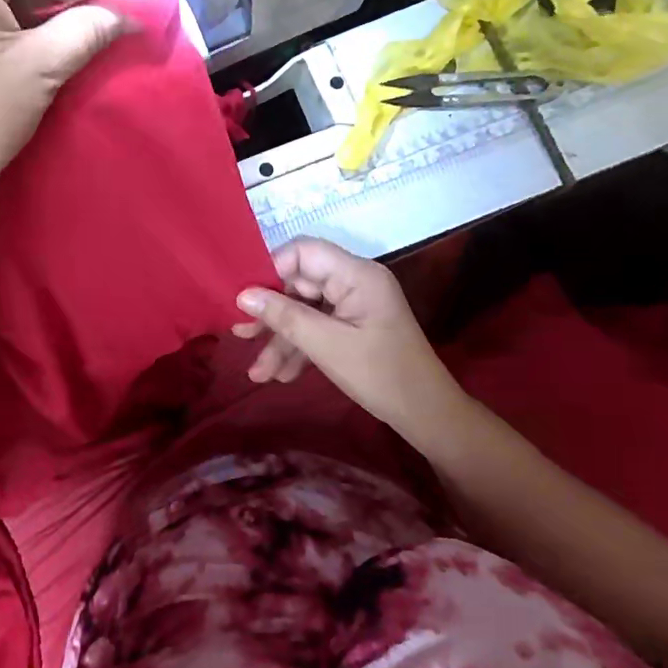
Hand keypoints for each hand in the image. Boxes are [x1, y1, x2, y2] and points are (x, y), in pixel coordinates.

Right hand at [231, 238, 463, 425]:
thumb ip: (284, 317)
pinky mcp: (353, 325)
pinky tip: (280, 375)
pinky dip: (299, 348)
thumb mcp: (326, 346)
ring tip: (258, 373)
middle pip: (299, 284)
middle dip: (271, 314)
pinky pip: (317, 327)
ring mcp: (354, 304)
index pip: (303, 252)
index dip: (271, 269)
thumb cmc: (380, 374)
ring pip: (304, 310)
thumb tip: (243, 296)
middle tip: (240, 335)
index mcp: (356, 274)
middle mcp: (355, 281)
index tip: (244, 297)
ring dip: (281, 340)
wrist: (426, 414)